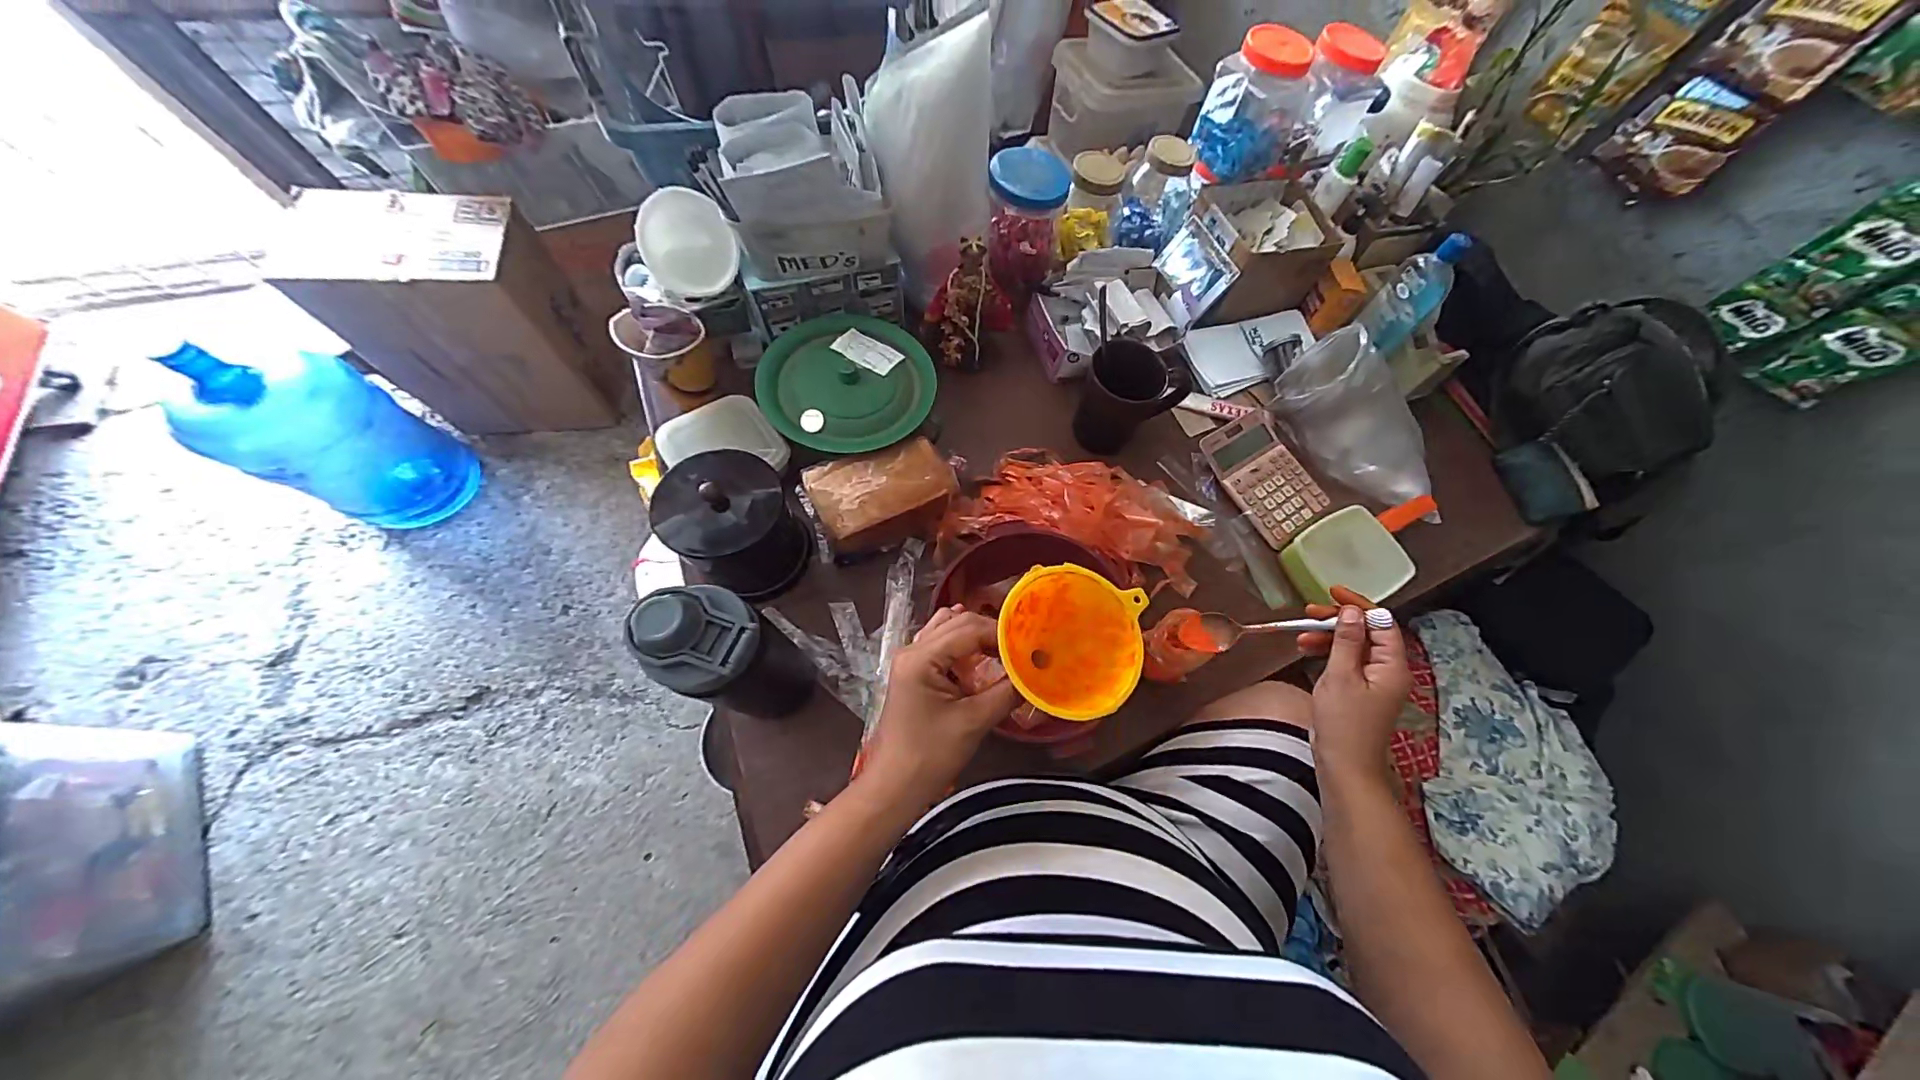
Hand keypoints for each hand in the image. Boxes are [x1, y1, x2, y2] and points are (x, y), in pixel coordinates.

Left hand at [858, 605, 1018, 808]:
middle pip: (958, 623)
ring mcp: (911, 661)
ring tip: (1006, 653)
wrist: (896, 786)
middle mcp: (912, 650)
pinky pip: (943, 647)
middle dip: (992, 633)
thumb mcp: (975, 721)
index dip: (1002, 634)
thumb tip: (1034, 674)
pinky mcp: (916, 673)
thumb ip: (1007, 691)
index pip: (969, 628)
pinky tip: (984, 659)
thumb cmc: (930, 755)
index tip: (1030, 646)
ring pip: (949, 630)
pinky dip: (965, 648)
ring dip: (978, 638)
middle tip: (1022, 649)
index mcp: (921, 657)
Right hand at [1308, 602, 1411, 787]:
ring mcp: (1376, 682)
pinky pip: (1348, 662)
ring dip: (1330, 637)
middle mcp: (1390, 671)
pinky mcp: (1362, 692)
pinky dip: (1329, 653)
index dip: (1358, 605)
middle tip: (1310, 614)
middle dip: (1339, 620)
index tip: (1332, 593)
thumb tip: (1351, 612)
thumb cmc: (1343, 723)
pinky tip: (1308, 651)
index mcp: (1393, 666)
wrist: (1345, 765)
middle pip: (1368, 633)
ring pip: (1355, 647)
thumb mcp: (1340, 676)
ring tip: (1302, 636)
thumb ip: (1345, 641)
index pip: (1382, 623)